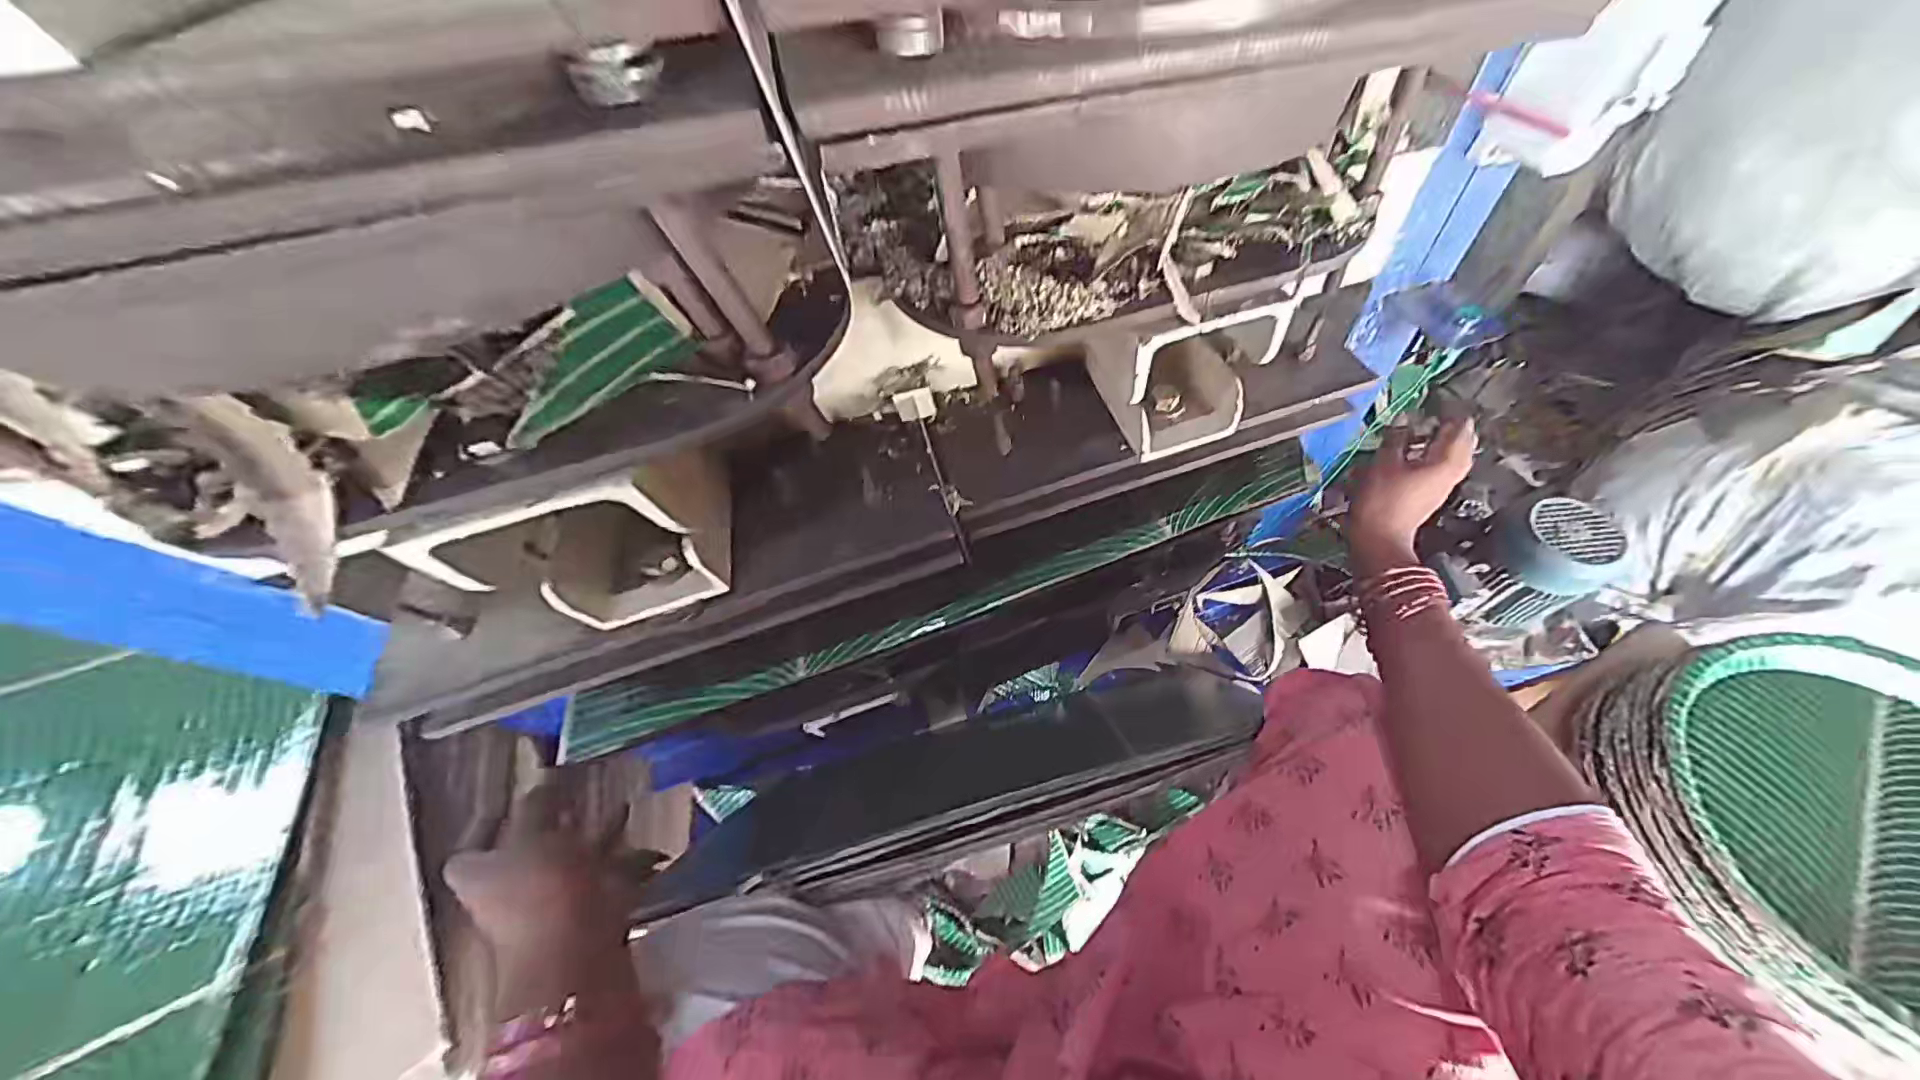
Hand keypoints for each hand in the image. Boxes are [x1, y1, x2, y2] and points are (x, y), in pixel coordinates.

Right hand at [1347, 416, 1475, 569]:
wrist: (1379, 538)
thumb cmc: (1381, 500)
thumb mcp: (1383, 463)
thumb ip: (1395, 439)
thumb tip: (1402, 421)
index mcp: (1446, 461)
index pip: (1459, 427)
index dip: (1449, 411)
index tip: (1438, 400)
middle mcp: (1453, 472)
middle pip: (1462, 443)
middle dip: (1451, 427)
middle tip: (1436, 415)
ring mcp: (1444, 485)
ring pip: (1453, 456)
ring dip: (1442, 443)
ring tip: (1425, 432)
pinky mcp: (1432, 495)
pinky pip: (1442, 468)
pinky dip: (1434, 457)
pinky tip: (1417, 454)